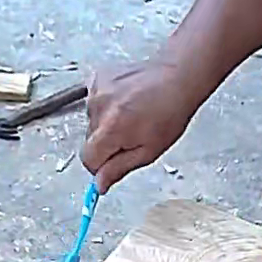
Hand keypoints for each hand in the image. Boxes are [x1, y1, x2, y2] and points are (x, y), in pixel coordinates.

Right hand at [83, 61, 204, 191]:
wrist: (174, 81)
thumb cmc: (168, 118)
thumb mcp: (147, 153)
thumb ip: (119, 169)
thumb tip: (99, 185)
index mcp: (111, 129)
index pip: (88, 159)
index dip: (100, 167)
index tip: (112, 166)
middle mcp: (98, 107)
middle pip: (90, 141)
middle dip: (107, 145)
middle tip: (132, 137)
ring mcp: (95, 89)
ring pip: (92, 122)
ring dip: (108, 124)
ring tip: (132, 117)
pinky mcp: (96, 77)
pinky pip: (94, 102)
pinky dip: (107, 106)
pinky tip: (126, 102)